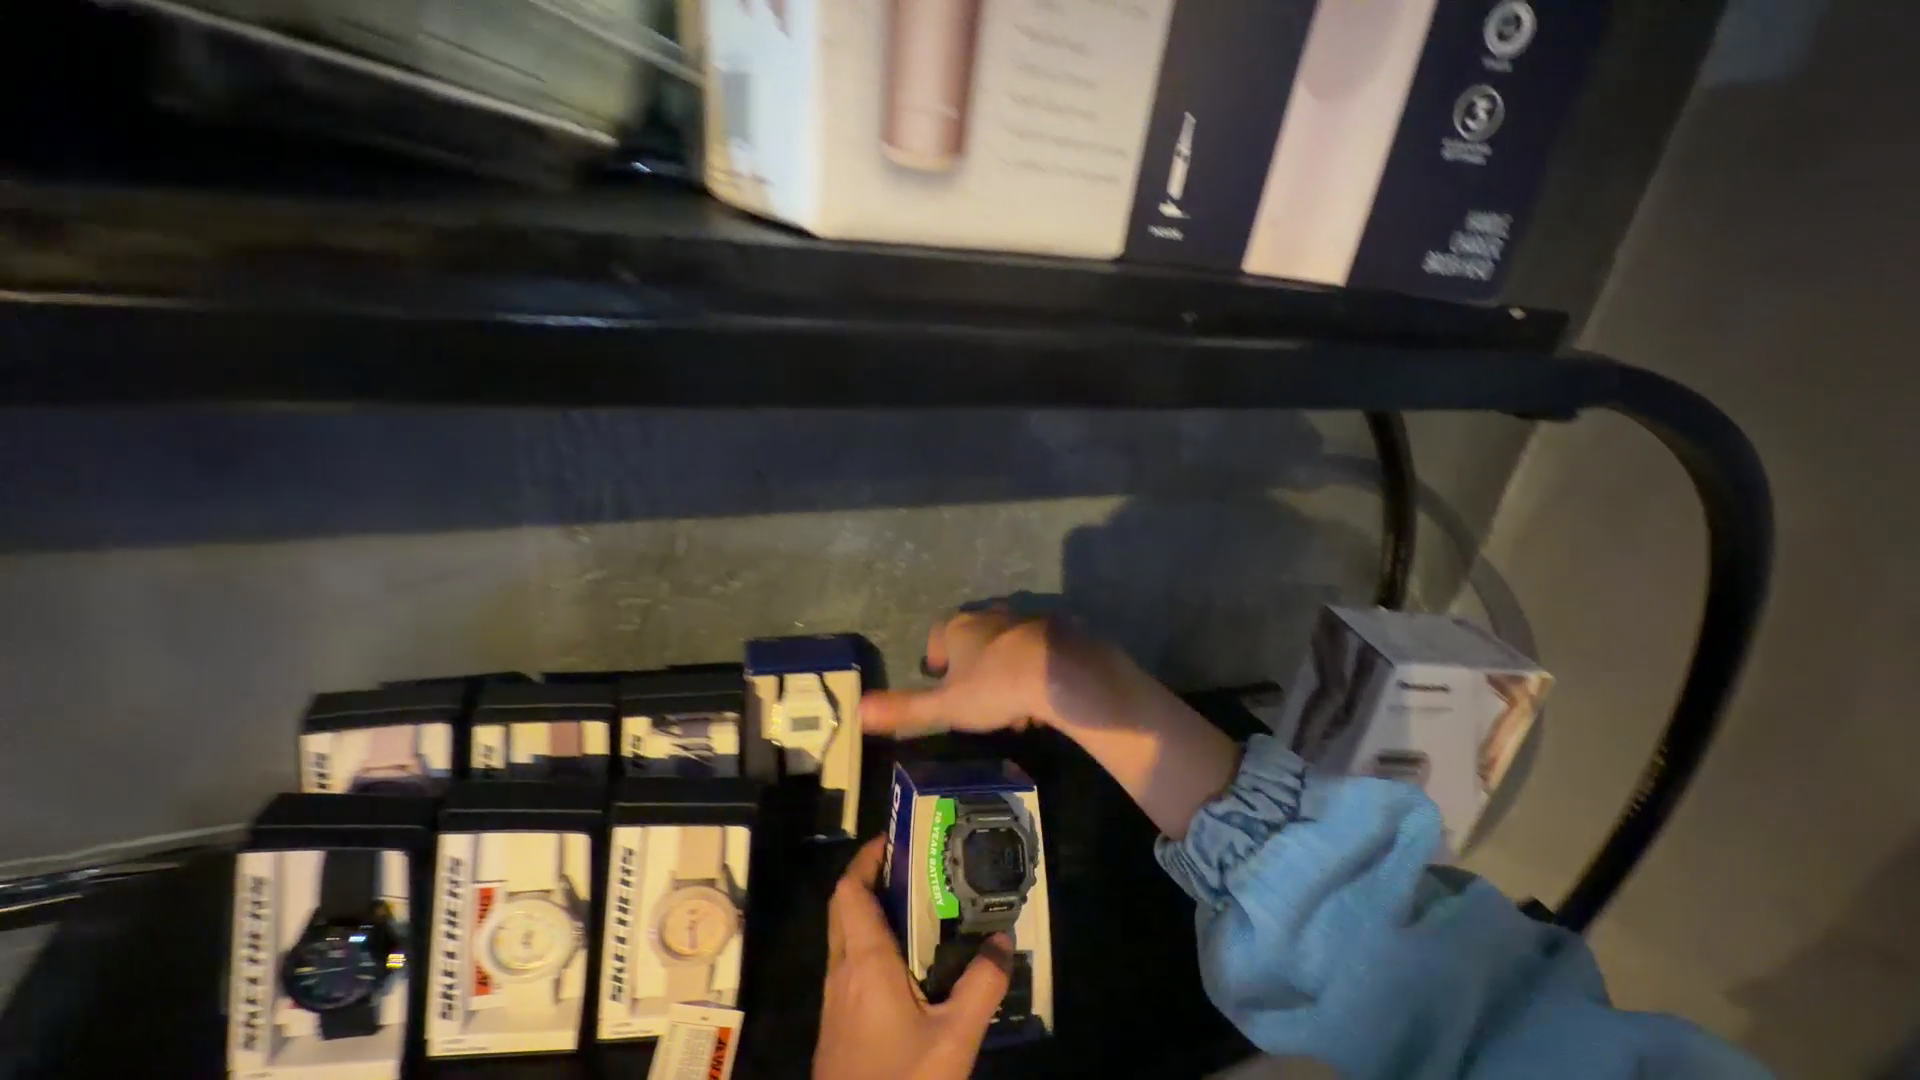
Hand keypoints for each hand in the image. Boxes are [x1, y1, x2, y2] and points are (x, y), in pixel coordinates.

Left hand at [814, 837, 1011, 1079]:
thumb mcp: (955, 1039)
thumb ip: (981, 986)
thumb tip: (1002, 940)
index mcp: (864, 962)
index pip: (850, 891)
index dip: (866, 858)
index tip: (896, 839)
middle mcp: (842, 971)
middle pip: (844, 907)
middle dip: (871, 878)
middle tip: (913, 865)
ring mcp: (836, 998)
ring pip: (845, 935)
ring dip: (872, 911)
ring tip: (917, 904)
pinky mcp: (839, 1022)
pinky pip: (850, 963)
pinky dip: (872, 943)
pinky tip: (907, 961)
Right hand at [861, 606, 1138, 737]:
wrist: (1060, 672)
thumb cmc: (995, 687)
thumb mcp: (946, 706)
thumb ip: (904, 709)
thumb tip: (857, 711)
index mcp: (958, 627)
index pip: (937, 636)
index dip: (938, 660)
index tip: (943, 682)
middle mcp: (990, 614)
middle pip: (974, 639)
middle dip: (975, 668)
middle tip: (980, 702)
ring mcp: (1026, 618)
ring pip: (1007, 645)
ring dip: (1007, 671)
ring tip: (1015, 708)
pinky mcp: (1058, 628)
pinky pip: (1038, 649)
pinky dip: (1035, 669)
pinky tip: (1043, 697)